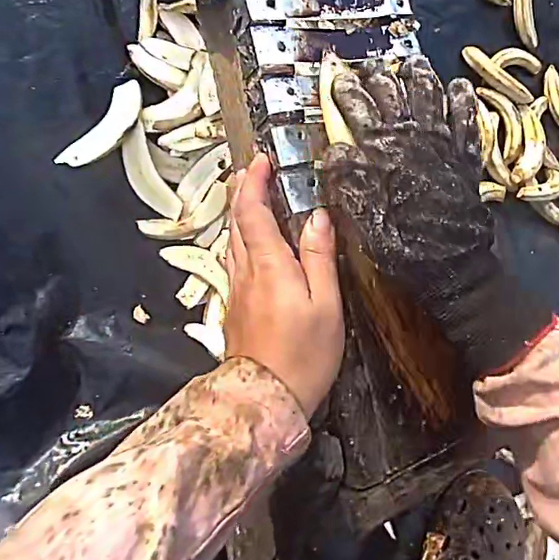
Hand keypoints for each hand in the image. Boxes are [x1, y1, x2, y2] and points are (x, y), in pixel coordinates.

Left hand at [224, 153, 344, 415]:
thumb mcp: (325, 304)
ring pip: (233, 238)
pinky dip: (243, 238)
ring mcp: (238, 289)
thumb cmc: (301, 357)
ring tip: (252, 197)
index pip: (252, 210)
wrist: (265, 398)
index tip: (261, 161)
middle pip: (237, 220)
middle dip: (243, 190)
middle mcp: (247, 272)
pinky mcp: (237, 305)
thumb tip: (318, 219)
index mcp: (269, 266)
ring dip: (241, 212)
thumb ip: (320, 257)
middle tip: (254, 171)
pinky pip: (236, 259)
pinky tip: (253, 243)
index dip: (254, 181)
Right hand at [321, 56, 553, 378]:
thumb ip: (344, 176)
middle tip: (374, 67)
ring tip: (414, 63)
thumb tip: (333, 150)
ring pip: (430, 96)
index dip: (344, 90)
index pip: (356, 107)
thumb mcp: (357, 212)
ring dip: (420, 77)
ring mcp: (441, 141)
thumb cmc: (399, 242)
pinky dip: (462, 101)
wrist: (449, 263)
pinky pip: (465, 118)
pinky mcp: (465, 154)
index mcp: (378, 149)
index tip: (337, 77)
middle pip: (392, 94)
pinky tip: (459, 88)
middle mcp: (410, 136)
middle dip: (379, 76)